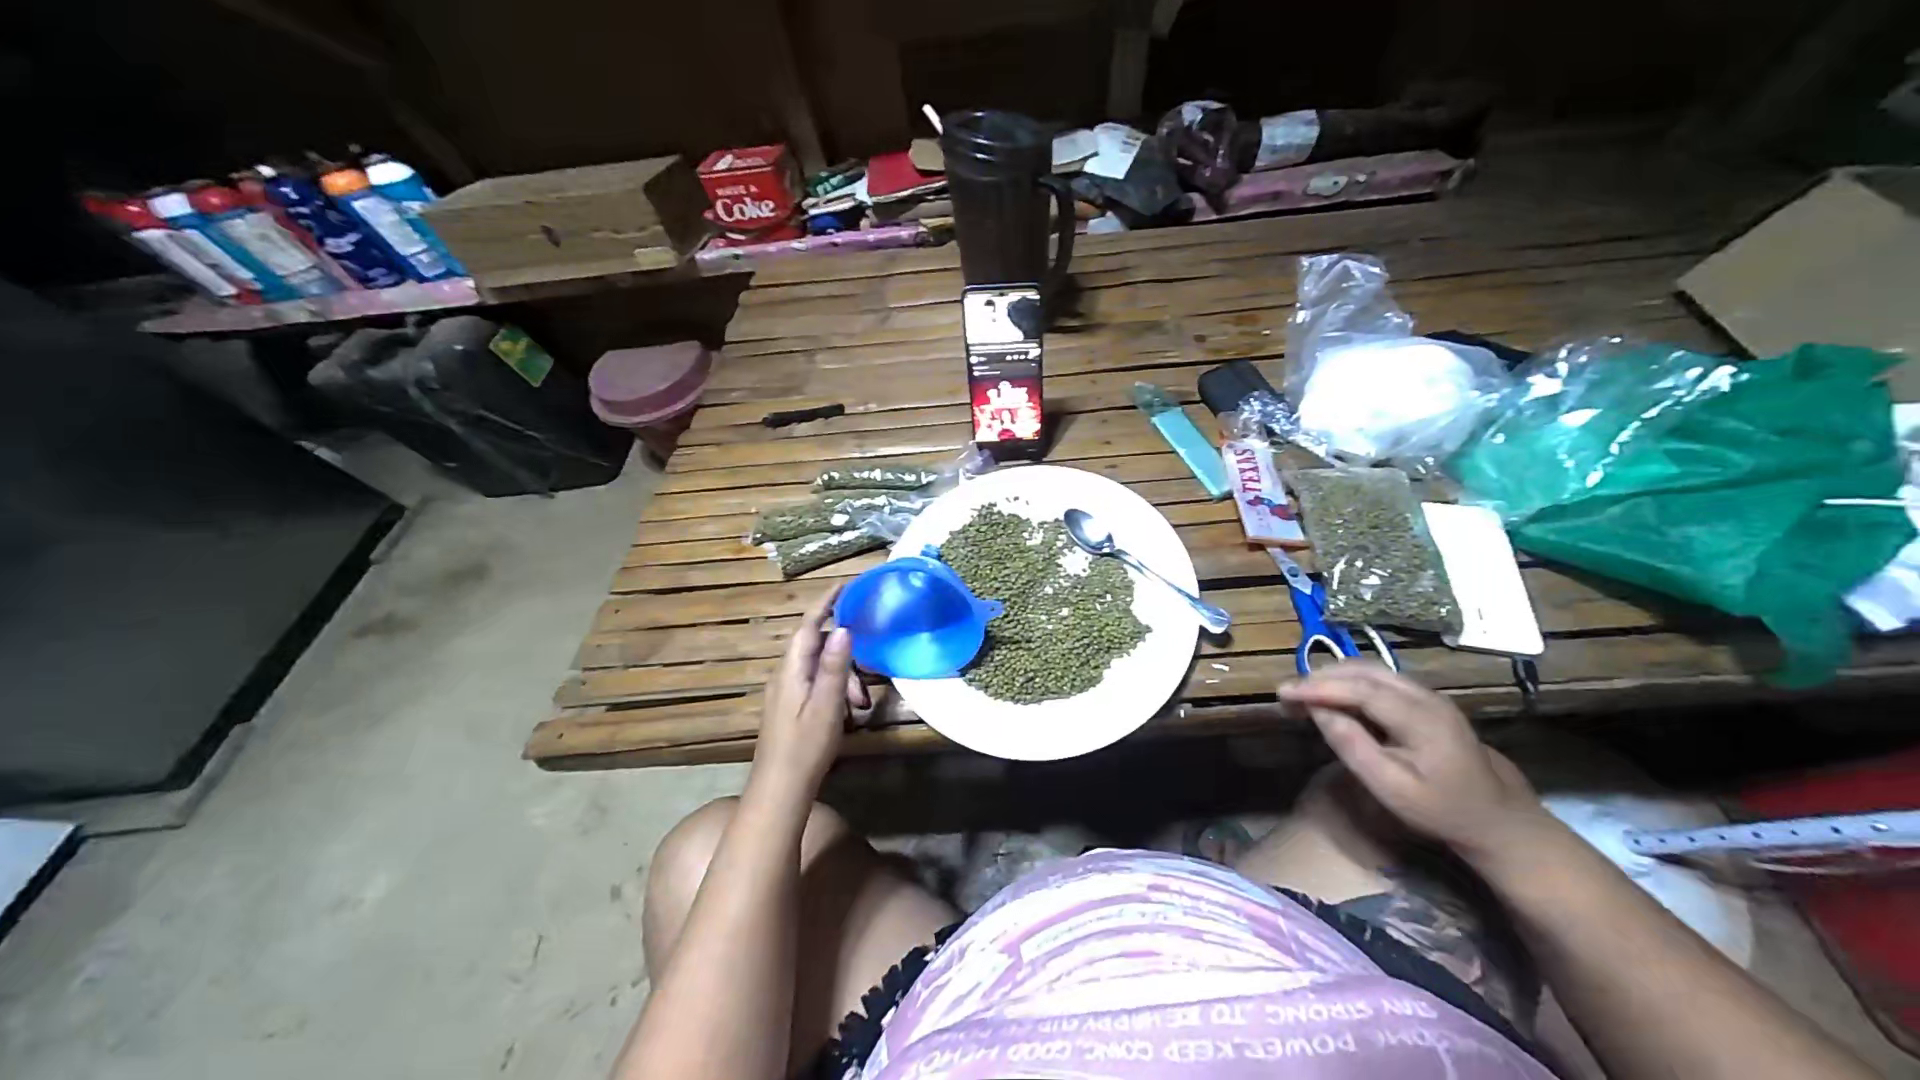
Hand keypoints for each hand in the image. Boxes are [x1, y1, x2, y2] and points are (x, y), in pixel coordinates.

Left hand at [749, 586, 866, 801]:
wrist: (780, 789)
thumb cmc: (805, 747)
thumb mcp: (826, 705)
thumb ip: (834, 666)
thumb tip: (844, 628)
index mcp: (791, 669)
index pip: (809, 625)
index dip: (826, 602)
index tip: (846, 584)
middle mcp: (784, 674)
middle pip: (817, 647)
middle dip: (845, 657)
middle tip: (866, 685)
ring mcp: (784, 692)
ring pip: (819, 669)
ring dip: (842, 680)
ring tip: (859, 707)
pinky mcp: (788, 707)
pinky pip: (815, 685)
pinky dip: (834, 692)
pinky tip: (846, 715)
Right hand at [1279, 662, 1548, 861]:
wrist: (1496, 817)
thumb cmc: (1441, 809)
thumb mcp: (1392, 789)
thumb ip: (1353, 747)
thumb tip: (1318, 712)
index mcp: (1422, 719)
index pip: (1361, 690)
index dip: (1319, 687)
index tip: (1283, 693)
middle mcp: (1425, 697)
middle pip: (1364, 671)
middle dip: (1320, 677)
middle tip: (1286, 694)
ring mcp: (1426, 695)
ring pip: (1370, 671)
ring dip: (1332, 677)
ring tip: (1301, 695)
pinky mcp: (1422, 700)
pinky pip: (1378, 680)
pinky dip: (1347, 683)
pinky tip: (1329, 698)